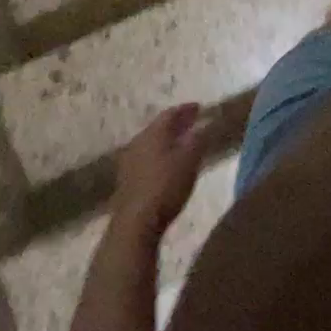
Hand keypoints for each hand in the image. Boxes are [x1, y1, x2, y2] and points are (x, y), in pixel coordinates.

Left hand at [111, 104, 212, 236]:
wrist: (135, 222)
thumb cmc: (166, 186)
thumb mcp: (190, 160)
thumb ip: (198, 139)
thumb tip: (203, 124)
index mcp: (153, 133)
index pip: (170, 114)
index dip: (185, 110)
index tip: (198, 107)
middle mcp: (138, 142)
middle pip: (158, 128)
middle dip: (176, 124)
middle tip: (191, 123)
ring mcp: (129, 162)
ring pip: (151, 144)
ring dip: (167, 141)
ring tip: (181, 143)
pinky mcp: (126, 180)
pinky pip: (146, 158)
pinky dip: (159, 156)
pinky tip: (166, 165)